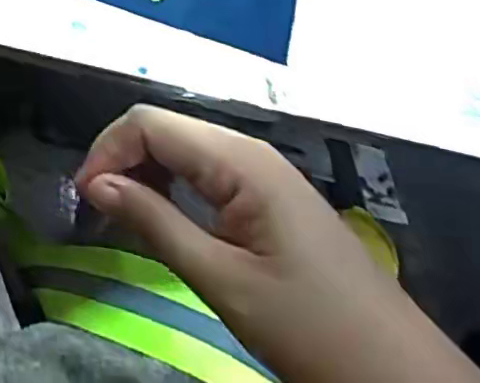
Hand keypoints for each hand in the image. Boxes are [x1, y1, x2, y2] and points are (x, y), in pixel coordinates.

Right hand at [76, 105, 479, 382]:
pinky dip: (174, 182)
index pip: (150, 122)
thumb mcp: (221, 280)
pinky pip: (208, 168)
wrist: (397, 367)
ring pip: (185, 145)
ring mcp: (262, 168)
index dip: (107, 150)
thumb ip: (155, 222)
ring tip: (122, 213)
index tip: (82, 198)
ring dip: (146, 169)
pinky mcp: (269, 191)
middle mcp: (248, 148)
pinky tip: (164, 213)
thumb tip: (95, 183)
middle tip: (96, 209)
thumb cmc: (309, 326)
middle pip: (166, 127)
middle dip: (122, 157)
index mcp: (238, 158)